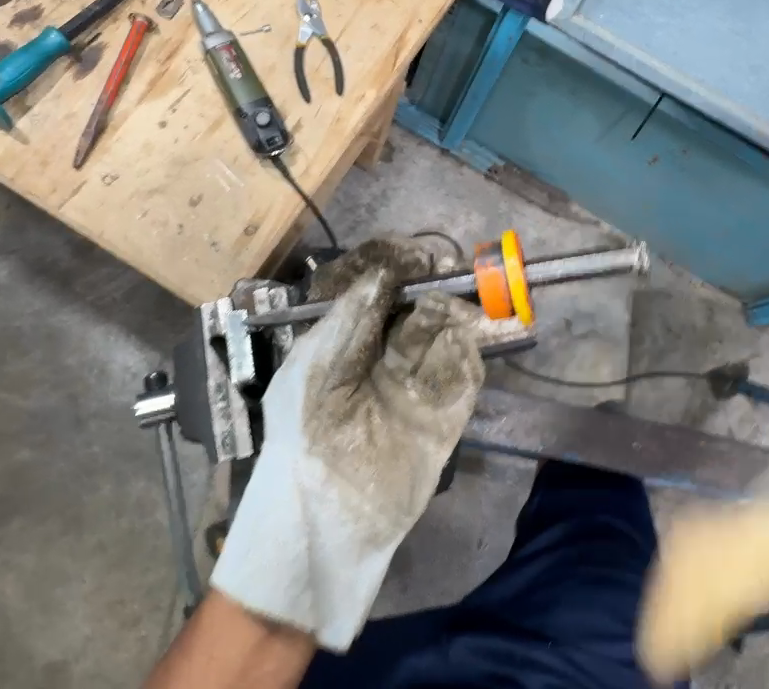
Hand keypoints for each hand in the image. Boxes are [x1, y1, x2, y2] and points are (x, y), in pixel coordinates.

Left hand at [209, 239, 487, 650]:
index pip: (381, 291)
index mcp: (347, 340)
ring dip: (453, 315)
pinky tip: (462, 341)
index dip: (399, 268)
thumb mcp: (315, 364)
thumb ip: (352, 316)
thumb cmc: (302, 431)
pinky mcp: (443, 418)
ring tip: (453, 306)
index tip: (416, 254)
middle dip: (433, 285)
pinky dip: (466, 355)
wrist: (319, 515)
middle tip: (448, 270)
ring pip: (444, 337)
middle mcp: (384, 357)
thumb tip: (387, 271)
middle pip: (418, 308)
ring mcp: (416, 387)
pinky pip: (462, 377)